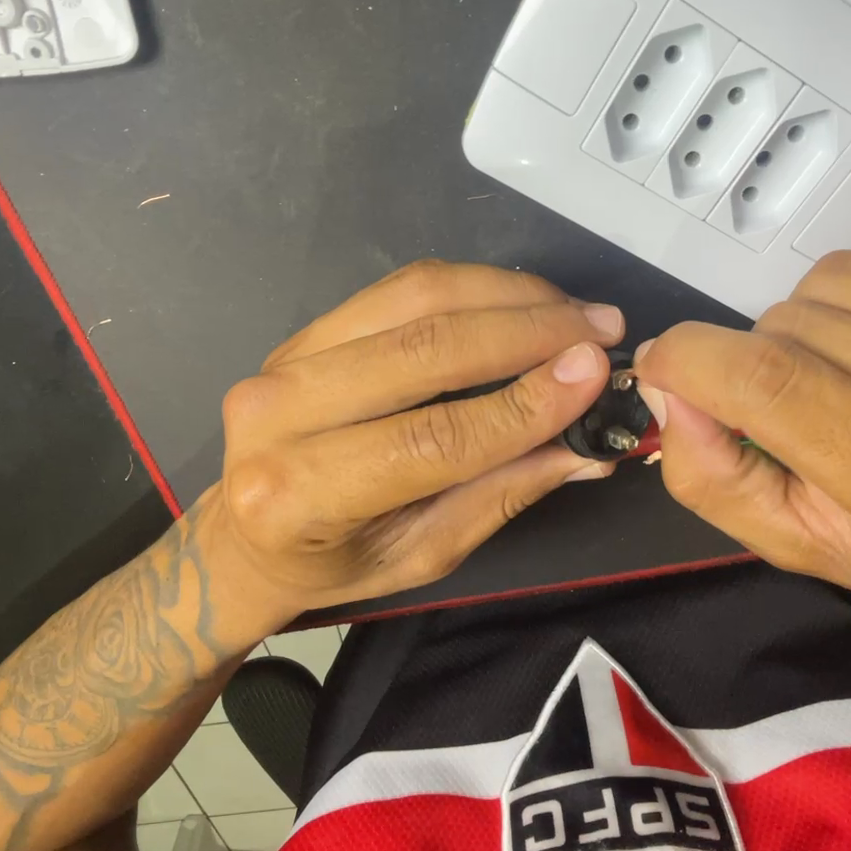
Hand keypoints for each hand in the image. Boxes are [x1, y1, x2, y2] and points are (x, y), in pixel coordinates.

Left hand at [195, 260, 625, 622]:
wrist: (247, 534)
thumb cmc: (336, 564)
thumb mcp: (423, 553)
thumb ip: (500, 492)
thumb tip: (590, 446)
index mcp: (299, 495)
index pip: (430, 440)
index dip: (520, 406)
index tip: (596, 373)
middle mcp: (278, 413)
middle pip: (423, 351)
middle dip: (527, 332)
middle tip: (602, 330)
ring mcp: (284, 358)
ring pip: (414, 300)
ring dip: (508, 295)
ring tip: (575, 311)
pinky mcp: (305, 328)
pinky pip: (400, 289)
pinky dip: (473, 286)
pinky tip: (523, 299)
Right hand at [635, 236, 850, 626]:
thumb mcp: (802, 546)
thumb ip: (716, 478)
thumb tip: (668, 385)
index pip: (774, 384)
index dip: (694, 359)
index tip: (664, 365)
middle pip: (801, 324)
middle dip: (763, 354)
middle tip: (800, 403)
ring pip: (842, 275)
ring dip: (816, 316)